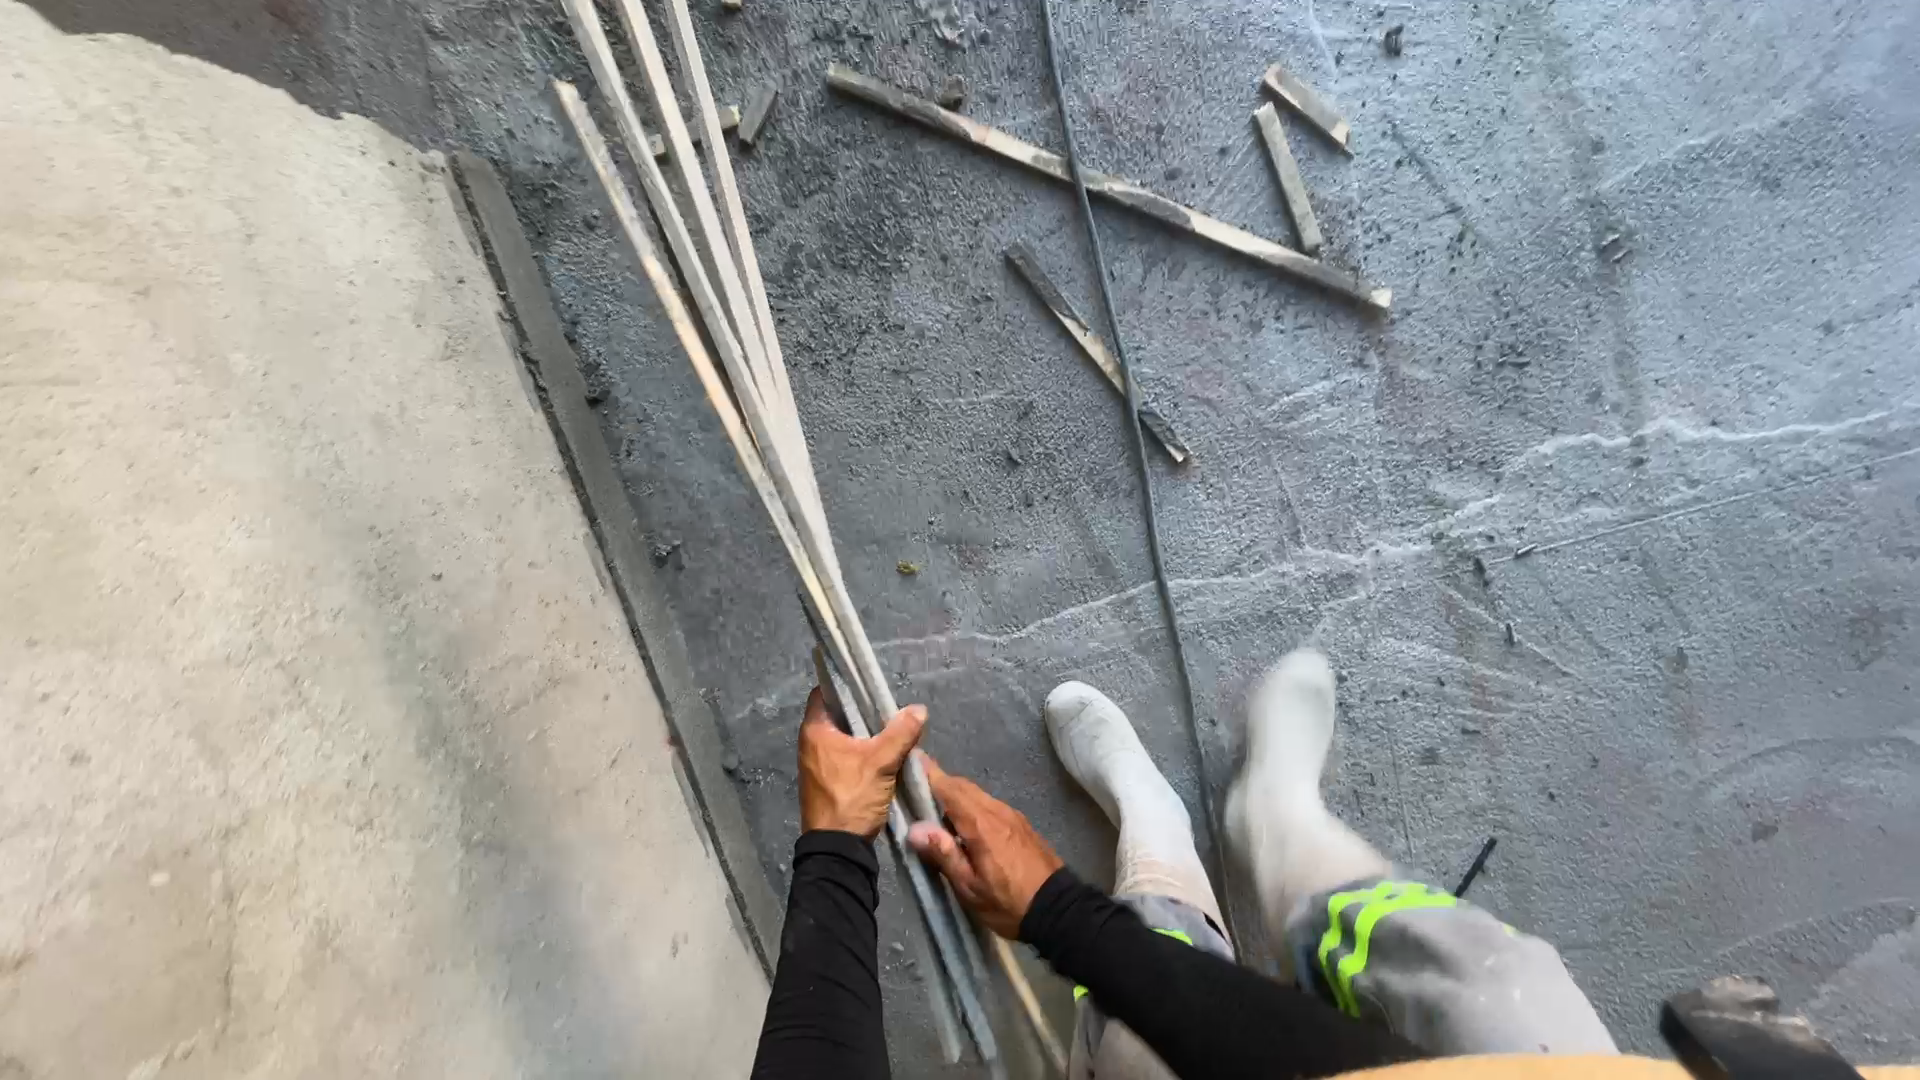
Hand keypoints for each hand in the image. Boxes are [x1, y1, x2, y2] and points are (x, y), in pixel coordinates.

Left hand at [798, 686, 926, 838]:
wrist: (837, 849)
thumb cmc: (852, 798)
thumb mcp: (881, 763)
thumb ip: (901, 733)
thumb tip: (919, 709)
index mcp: (815, 731)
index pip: (825, 693)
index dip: (846, 685)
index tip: (869, 684)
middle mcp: (811, 743)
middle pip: (839, 716)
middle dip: (863, 711)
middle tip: (888, 708)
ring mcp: (817, 764)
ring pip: (844, 738)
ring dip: (865, 735)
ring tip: (891, 730)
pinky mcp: (826, 781)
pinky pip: (845, 756)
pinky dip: (862, 753)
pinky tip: (884, 756)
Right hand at [906, 754, 1064, 938]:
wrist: (1058, 909)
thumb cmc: (1008, 902)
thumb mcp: (970, 888)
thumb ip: (944, 854)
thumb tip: (915, 828)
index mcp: (981, 824)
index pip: (950, 789)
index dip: (930, 773)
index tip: (913, 758)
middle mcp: (996, 810)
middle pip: (963, 786)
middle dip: (940, 782)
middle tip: (917, 786)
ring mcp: (1011, 814)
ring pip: (977, 794)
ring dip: (956, 794)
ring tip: (936, 807)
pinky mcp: (1020, 822)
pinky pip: (989, 804)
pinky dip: (972, 804)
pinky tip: (964, 823)